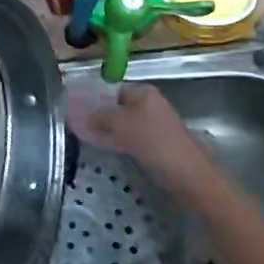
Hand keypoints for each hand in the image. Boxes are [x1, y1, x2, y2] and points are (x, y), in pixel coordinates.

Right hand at [78, 83, 208, 185]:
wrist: (188, 174)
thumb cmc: (154, 141)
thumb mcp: (121, 124)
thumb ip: (99, 116)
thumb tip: (81, 115)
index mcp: (144, 93)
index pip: (111, 89)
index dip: (93, 98)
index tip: (74, 108)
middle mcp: (149, 104)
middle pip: (116, 106)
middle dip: (97, 115)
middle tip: (75, 123)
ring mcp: (153, 125)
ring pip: (121, 124)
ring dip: (104, 129)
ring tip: (82, 135)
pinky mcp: (154, 144)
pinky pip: (128, 137)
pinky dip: (114, 139)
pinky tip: (100, 145)